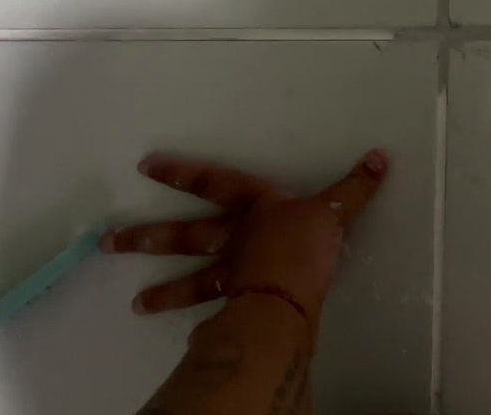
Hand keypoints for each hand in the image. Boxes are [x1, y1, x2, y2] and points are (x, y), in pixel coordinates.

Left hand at [103, 149, 389, 321]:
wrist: (289, 298)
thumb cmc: (305, 245)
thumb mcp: (335, 209)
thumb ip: (356, 187)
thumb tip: (381, 157)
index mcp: (256, 207)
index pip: (214, 182)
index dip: (182, 173)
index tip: (146, 167)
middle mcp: (235, 238)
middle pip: (186, 235)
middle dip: (149, 236)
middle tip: (110, 241)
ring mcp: (231, 275)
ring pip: (191, 278)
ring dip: (164, 289)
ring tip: (136, 304)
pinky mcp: (236, 307)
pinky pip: (215, 315)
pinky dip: (202, 325)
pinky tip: (188, 334)